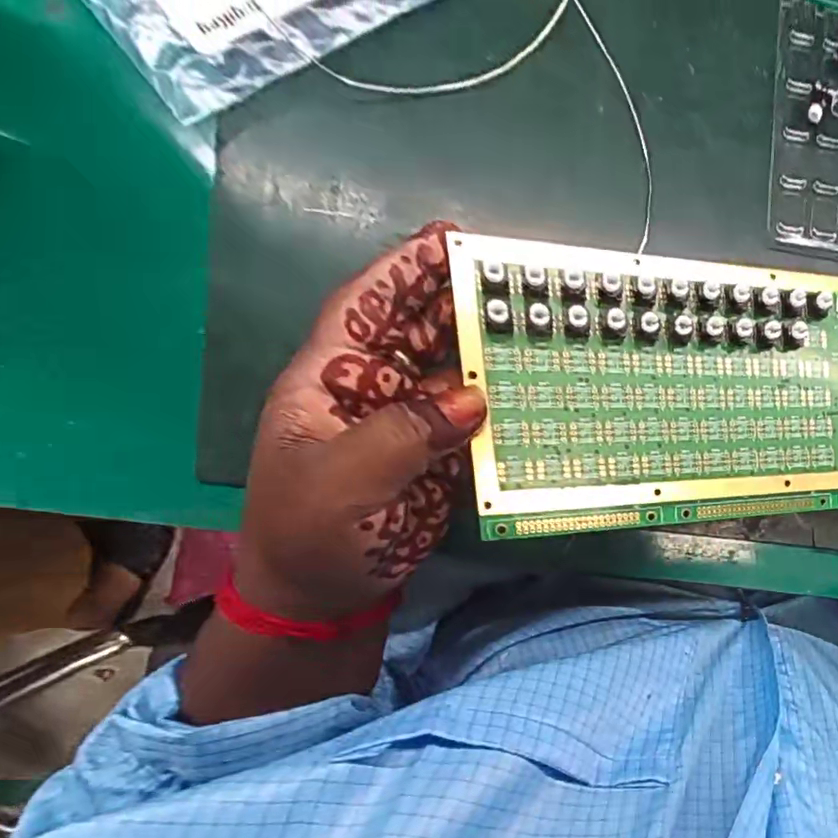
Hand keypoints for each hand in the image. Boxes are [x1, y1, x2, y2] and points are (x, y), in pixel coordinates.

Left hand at [233, 220, 487, 619]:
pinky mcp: (432, 461)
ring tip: (529, 328)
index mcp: (329, 381)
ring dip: (483, 354)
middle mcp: (369, 394)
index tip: (448, 238)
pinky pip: (468, 424)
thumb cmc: (309, 536)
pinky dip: (496, 408)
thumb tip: (474, 397)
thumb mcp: (343, 481)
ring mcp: (404, 428)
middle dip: (455, 303)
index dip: (402, 271)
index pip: (365, 309)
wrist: (319, 599)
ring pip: (448, 376)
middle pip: (415, 333)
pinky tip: (527, 392)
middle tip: (509, 281)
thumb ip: (406, 434)